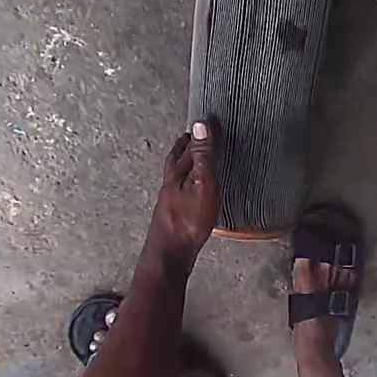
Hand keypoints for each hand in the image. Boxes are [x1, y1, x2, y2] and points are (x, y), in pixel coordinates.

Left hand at [144, 120, 217, 269]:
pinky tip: (194, 191)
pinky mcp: (174, 215)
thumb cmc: (188, 219)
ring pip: (177, 175)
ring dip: (185, 164)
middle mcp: (169, 184)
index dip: (198, 134)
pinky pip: (181, 190)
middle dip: (185, 146)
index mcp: (176, 172)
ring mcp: (170, 200)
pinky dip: (188, 182)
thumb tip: (200, 124)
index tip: (208, 122)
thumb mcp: (202, 183)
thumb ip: (202, 156)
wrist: (170, 254)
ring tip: (196, 159)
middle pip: (176, 159)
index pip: (187, 146)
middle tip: (194, 136)